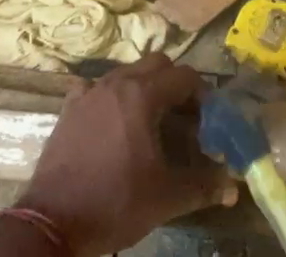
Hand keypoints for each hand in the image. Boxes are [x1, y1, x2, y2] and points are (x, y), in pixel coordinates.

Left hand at [16, 54, 236, 255]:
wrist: (53, 221)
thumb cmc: (115, 202)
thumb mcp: (165, 198)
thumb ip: (203, 186)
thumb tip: (232, 187)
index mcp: (142, 96)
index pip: (184, 76)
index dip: (202, 94)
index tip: (208, 119)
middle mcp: (115, 83)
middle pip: (156, 64)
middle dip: (174, 84)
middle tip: (183, 117)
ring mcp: (88, 93)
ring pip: (126, 73)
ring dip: (144, 88)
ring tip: (152, 122)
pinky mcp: (69, 108)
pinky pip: (96, 88)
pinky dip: (111, 97)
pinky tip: (113, 123)